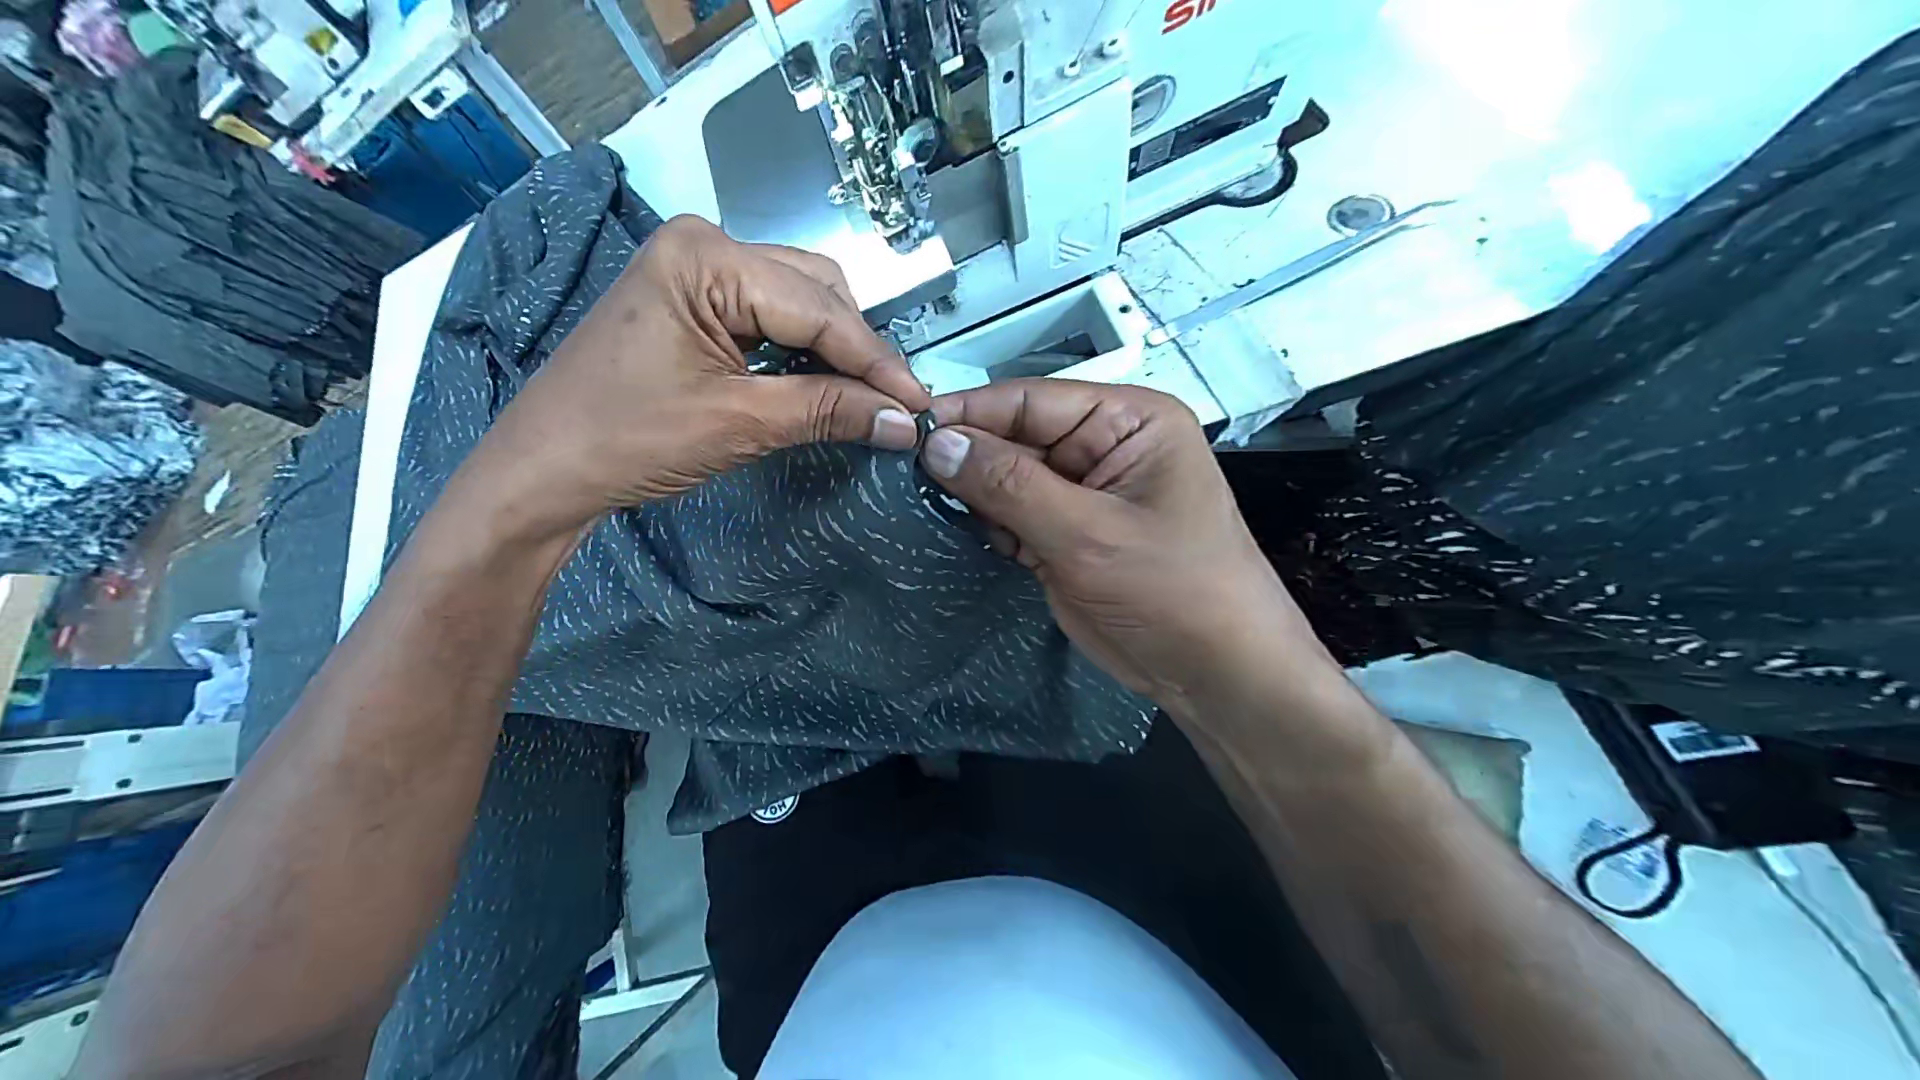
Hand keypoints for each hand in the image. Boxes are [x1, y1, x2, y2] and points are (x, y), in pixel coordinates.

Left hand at [466, 215, 932, 538]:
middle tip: (894, 406)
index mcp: (706, 258)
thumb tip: (904, 421)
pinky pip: (773, 317)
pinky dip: (806, 352)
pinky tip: (825, 384)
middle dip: (860, 352)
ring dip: (837, 351)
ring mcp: (697, 271)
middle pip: (818, 292)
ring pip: (801, 301)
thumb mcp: (741, 423)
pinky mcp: (696, 302)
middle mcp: (705, 245)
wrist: (546, 469)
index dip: (878, 362)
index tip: (921, 405)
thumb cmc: (629, 440)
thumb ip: (829, 411)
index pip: (821, 309)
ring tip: (866, 399)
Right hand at [919, 379, 1341, 714]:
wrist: (1214, 674)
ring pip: (1008, 479)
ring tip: (921, 501)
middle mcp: (1101, 448)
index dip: (970, 412)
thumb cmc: (1173, 590)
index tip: (908, 429)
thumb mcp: (1089, 533)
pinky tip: (961, 531)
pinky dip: (989, 526)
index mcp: (1126, 421)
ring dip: (973, 494)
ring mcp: (1081, 496)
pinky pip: (1013, 517)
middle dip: (968, 457)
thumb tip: (938, 444)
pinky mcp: (1065, 537)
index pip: (1032, 400)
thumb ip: (1010, 486)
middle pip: (1015, 438)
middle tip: (904, 473)